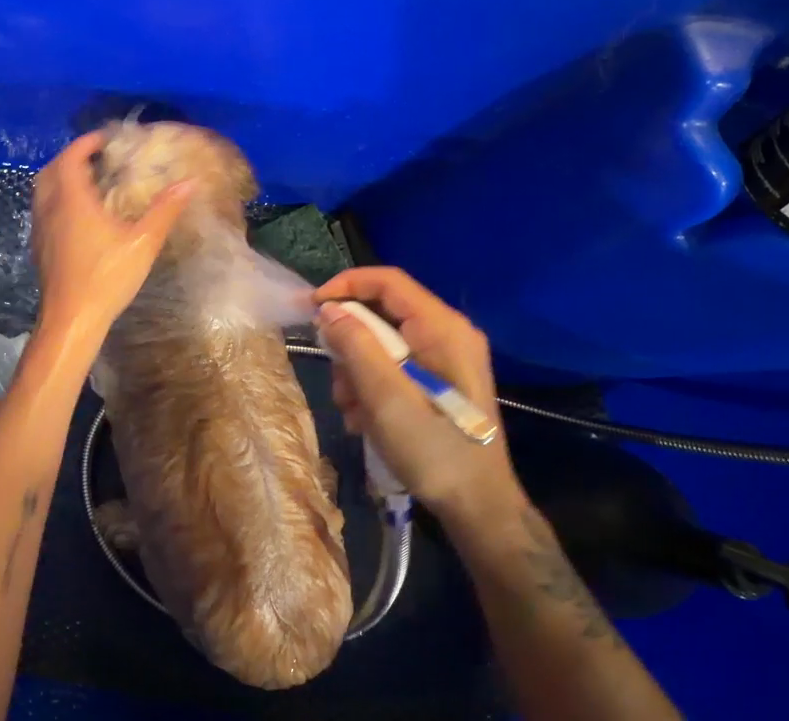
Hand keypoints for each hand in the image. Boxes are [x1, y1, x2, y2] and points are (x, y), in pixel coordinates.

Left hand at [31, 131, 193, 336]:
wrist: (70, 319)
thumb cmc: (106, 277)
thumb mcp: (142, 243)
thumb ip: (164, 210)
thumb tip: (189, 182)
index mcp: (71, 200)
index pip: (71, 157)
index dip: (86, 143)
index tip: (106, 139)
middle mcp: (50, 208)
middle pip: (52, 169)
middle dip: (72, 157)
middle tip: (97, 157)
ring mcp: (40, 228)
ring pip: (43, 190)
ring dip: (61, 177)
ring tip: (88, 181)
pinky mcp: (39, 246)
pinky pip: (43, 209)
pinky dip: (56, 198)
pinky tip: (78, 213)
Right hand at [315, 267, 521, 522]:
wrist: (478, 508)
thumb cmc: (434, 450)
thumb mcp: (387, 397)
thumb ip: (356, 346)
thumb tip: (328, 310)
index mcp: (444, 329)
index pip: (387, 281)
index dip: (345, 286)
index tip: (310, 308)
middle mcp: (447, 335)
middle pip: (382, 314)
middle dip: (349, 343)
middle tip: (335, 378)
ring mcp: (444, 360)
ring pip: (382, 344)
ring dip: (356, 372)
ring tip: (351, 410)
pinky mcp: (437, 383)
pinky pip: (393, 367)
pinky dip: (370, 386)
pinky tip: (364, 419)